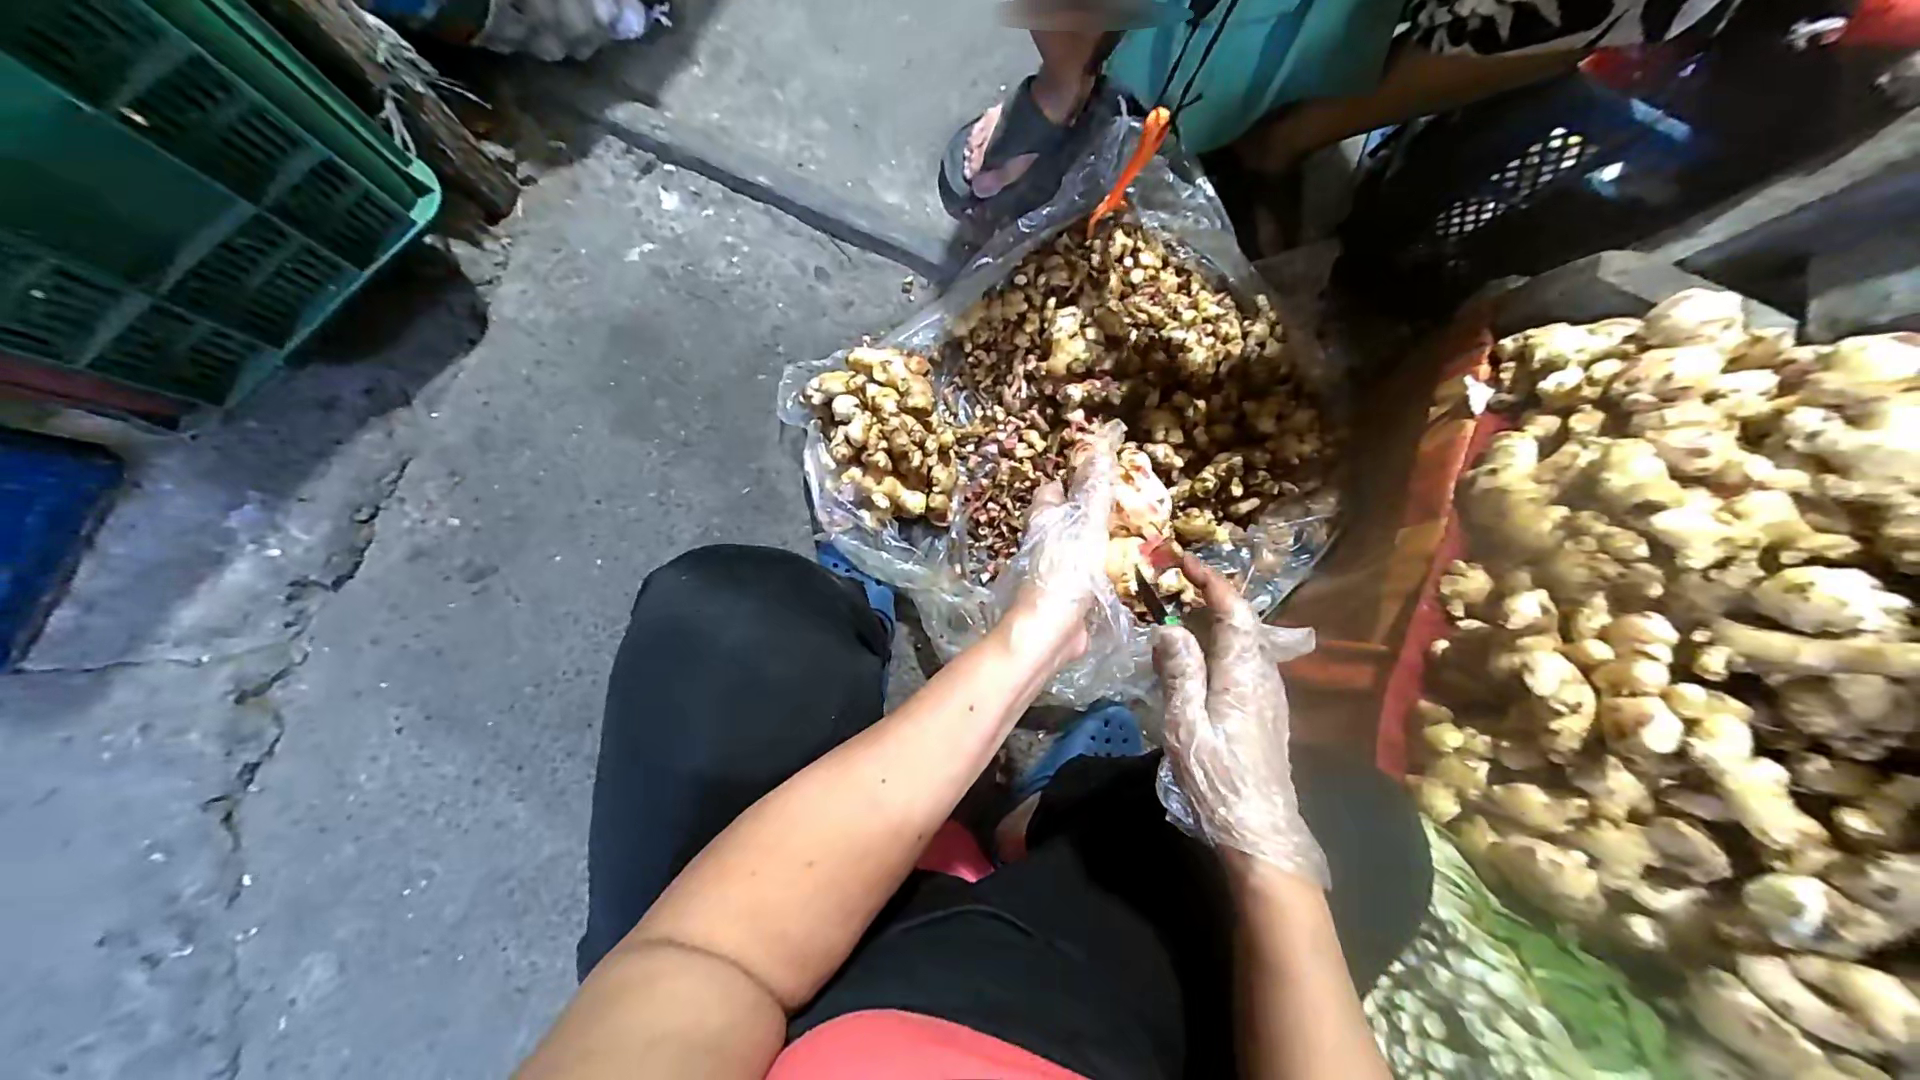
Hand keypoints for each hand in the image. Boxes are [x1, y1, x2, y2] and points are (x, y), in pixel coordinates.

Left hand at [999, 422, 1121, 663]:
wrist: (1051, 629)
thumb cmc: (1064, 570)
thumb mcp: (1084, 523)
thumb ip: (1094, 491)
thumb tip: (1099, 452)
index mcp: (1043, 517)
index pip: (1055, 487)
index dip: (1076, 478)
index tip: (1107, 476)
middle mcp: (1045, 539)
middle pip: (1071, 515)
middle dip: (1097, 509)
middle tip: (1133, 503)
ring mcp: (1056, 566)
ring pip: (1082, 542)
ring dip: (1105, 538)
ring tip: (1140, 529)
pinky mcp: (1069, 590)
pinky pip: (1091, 570)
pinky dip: (1107, 565)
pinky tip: (1131, 564)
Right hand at [1152, 556, 1327, 885]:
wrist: (1260, 833)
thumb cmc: (1218, 780)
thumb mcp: (1186, 726)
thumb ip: (1179, 673)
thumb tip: (1170, 628)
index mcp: (1243, 675)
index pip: (1233, 612)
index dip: (1210, 581)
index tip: (1184, 560)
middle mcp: (1263, 676)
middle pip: (1241, 622)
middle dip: (1210, 596)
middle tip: (1173, 585)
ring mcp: (1268, 694)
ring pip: (1242, 642)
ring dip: (1213, 620)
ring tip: (1178, 613)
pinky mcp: (1264, 711)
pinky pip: (1241, 661)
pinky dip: (1218, 644)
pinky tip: (1196, 657)